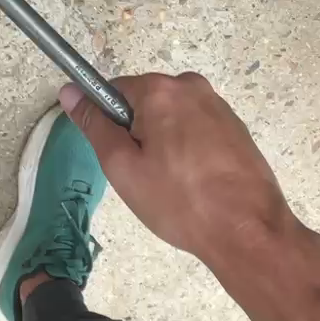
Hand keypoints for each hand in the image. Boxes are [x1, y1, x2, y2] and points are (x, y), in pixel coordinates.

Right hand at [60, 73, 298, 268]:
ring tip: (174, 183)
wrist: (250, 234)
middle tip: (146, 175)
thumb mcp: (122, 167)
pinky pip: (197, 128)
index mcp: (159, 90)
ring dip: (166, 141)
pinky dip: (191, 149)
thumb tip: (69, 92)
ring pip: (172, 116)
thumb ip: (94, 125)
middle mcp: (190, 86)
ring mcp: (218, 105)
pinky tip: (197, 182)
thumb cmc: (179, 201)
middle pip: (146, 102)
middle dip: (140, 132)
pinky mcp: (237, 127)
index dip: (111, 123)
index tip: (122, 156)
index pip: (115, 91)